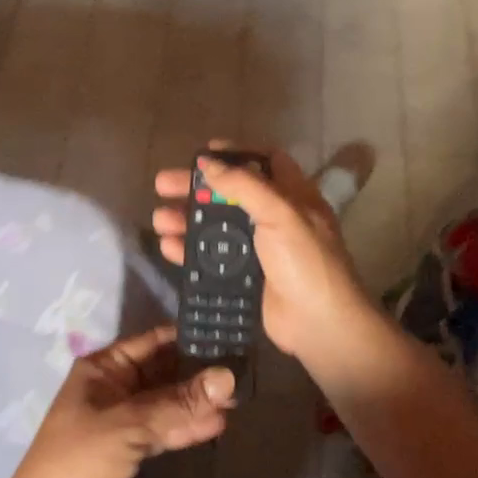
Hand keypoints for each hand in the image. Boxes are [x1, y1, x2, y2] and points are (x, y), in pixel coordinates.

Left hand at [0, 326, 234, 477]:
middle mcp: (113, 387)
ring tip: (237, 400)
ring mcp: (122, 419)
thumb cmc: (79, 460)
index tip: (227, 336)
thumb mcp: (130, 426)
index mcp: (103, 368)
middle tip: (241, 373)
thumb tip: (228, 377)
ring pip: (166, 403)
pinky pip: (163, 429)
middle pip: (163, 372)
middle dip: (198, 375)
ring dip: (196, 403)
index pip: (152, 342)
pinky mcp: (129, 448)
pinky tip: (216, 424)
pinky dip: (185, 426)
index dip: (187, 338)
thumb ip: (179, 403)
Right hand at [153, 146, 376, 361]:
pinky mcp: (243, 277)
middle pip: (230, 194)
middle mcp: (274, 218)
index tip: (203, 153)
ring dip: (186, 219)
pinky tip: (168, 247)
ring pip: (215, 226)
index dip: (235, 154)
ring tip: (159, 219)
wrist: (318, 324)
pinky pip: (210, 258)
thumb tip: (209, 163)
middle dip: (196, 188)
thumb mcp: (280, 214)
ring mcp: (258, 249)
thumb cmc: (305, 261)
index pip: (265, 162)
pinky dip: (188, 251)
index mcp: (293, 196)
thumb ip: (244, 186)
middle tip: (162, 185)